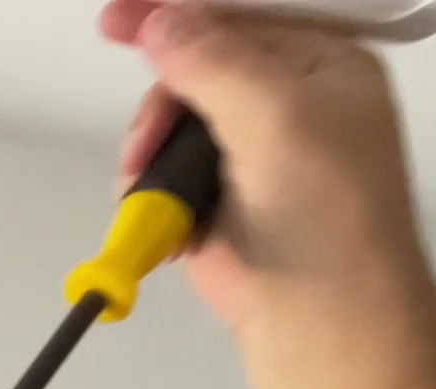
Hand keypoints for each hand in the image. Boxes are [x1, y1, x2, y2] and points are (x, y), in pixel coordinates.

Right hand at [101, 0, 430, 337]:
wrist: (309, 311)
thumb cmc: (319, 211)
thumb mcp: (276, 119)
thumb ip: (215, 65)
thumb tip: (159, 22)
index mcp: (317, 63)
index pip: (240, 16)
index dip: (178, 13)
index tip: (117, 17)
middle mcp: (279, 101)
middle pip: (193, 73)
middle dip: (159, 108)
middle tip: (142, 147)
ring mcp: (240, 153)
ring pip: (168, 128)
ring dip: (148, 157)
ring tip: (147, 190)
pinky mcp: (207, 198)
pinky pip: (160, 174)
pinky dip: (147, 192)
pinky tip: (154, 213)